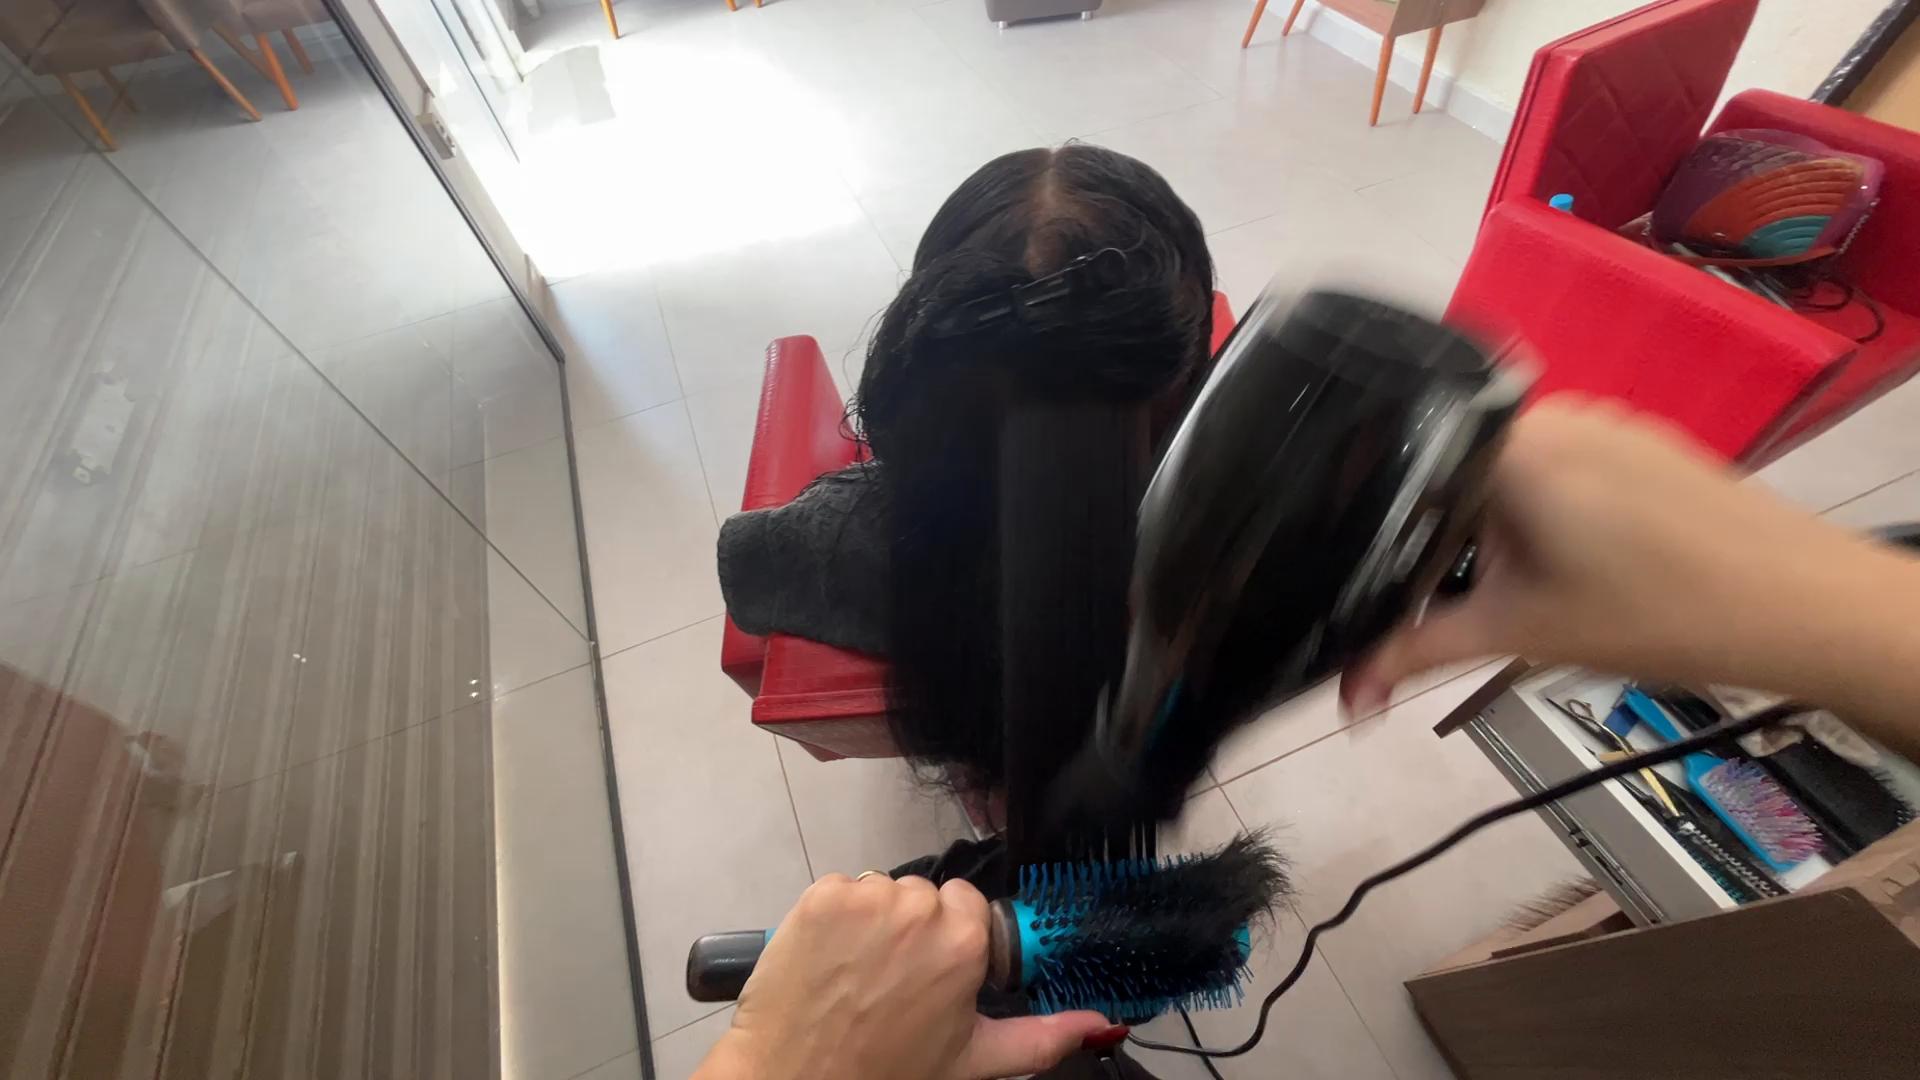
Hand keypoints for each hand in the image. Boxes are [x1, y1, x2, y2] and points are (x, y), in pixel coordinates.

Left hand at [694, 874, 1110, 1079]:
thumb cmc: (890, 1075)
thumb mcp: (974, 1060)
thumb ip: (1042, 1036)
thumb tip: (1102, 1022)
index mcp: (963, 939)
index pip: (965, 904)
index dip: (949, 935)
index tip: (932, 968)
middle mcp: (918, 905)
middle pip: (924, 894)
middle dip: (912, 926)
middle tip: (892, 979)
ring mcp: (866, 895)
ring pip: (883, 889)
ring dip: (873, 920)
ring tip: (857, 972)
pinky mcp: (822, 892)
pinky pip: (843, 886)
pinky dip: (836, 914)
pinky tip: (829, 956)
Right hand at [1342, 397, 1898, 711]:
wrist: (1816, 614)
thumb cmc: (1657, 615)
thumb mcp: (1516, 631)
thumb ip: (1414, 653)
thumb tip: (1348, 696)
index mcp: (1504, 449)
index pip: (1402, 480)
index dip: (1380, 533)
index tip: (1384, 577)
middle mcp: (1544, 416)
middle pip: (1445, 473)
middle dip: (1439, 534)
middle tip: (1457, 586)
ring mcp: (1595, 418)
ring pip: (1491, 467)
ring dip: (1484, 519)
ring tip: (1512, 570)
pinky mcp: (1631, 434)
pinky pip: (1544, 459)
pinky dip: (1530, 501)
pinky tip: (1562, 547)